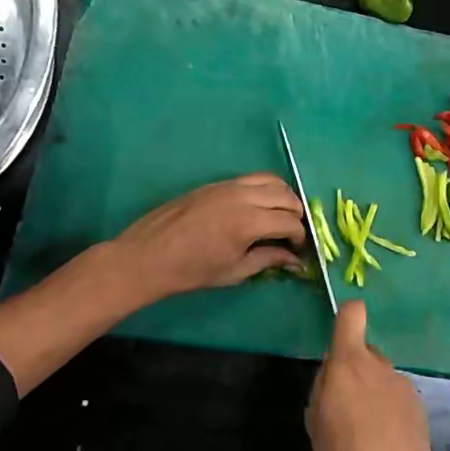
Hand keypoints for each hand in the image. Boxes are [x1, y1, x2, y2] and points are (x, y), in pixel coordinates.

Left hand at [108, 173, 306, 301]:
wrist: (149, 256)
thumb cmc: (192, 270)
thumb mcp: (235, 271)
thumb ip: (268, 260)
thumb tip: (295, 261)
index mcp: (249, 222)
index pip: (291, 222)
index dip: (300, 238)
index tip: (297, 251)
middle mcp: (243, 196)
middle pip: (286, 196)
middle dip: (296, 215)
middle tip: (292, 234)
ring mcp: (228, 185)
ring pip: (271, 180)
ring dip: (283, 197)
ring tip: (280, 217)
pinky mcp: (216, 183)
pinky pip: (251, 179)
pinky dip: (264, 189)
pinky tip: (259, 208)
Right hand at [307, 302, 445, 450]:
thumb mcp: (315, 420)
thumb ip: (324, 385)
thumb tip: (334, 371)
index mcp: (349, 363)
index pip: (353, 315)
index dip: (347, 316)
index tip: (341, 334)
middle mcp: (379, 365)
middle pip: (364, 353)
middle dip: (353, 370)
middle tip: (343, 407)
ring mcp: (403, 384)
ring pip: (380, 376)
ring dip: (371, 392)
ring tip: (365, 431)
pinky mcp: (419, 404)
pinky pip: (395, 395)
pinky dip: (388, 408)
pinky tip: (384, 439)